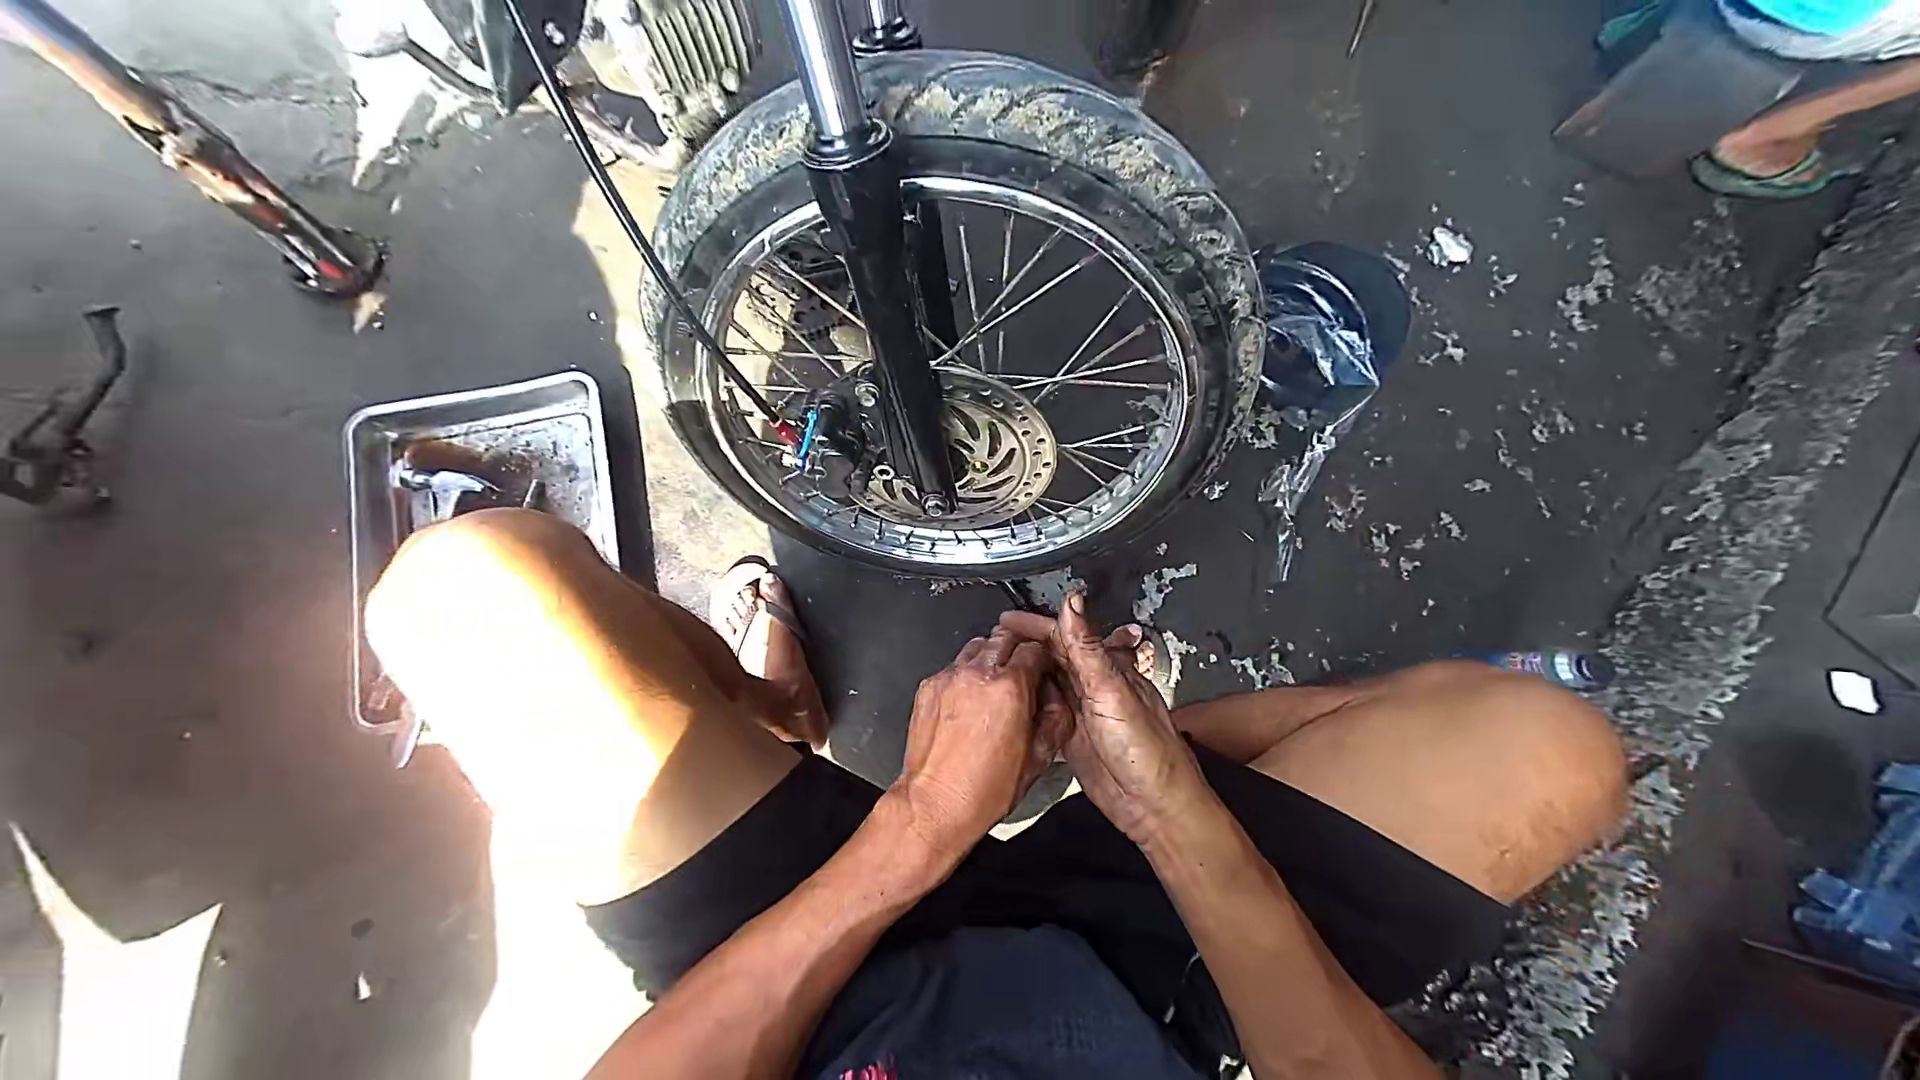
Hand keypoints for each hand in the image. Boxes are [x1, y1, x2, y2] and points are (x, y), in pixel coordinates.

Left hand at [892, 627, 1072, 855]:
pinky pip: (953, 666)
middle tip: (1022, 665)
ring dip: (990, 657)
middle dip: (1017, 647)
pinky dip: (965, 674)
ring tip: (994, 683)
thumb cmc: (983, 788)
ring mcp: (950, 677)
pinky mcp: (929, 686)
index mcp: (1010, 688)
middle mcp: (978, 675)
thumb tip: (1058, 700)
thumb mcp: (1039, 759)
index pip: (1034, 648)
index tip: (1043, 667)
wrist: (936, 803)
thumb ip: (1055, 720)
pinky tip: (969, 700)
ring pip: (976, 646)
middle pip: (1005, 636)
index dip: (1043, 657)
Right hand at [1000, 593, 1215, 846]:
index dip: (1035, 625)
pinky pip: (1045, 714)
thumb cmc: (1147, 751)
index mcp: (1107, 668)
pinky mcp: (1073, 738)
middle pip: (1054, 657)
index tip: (1008, 620)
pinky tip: (1013, 706)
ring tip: (997, 669)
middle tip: (995, 643)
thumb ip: (1086, 647)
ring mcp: (1083, 713)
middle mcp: (1094, 687)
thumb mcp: (1110, 690)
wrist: (1154, 807)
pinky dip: (1029, 707)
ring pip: (1048, 684)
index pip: (1065, 635)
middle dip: (1025, 647)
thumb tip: (1074, 601)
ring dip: (1025, 674)